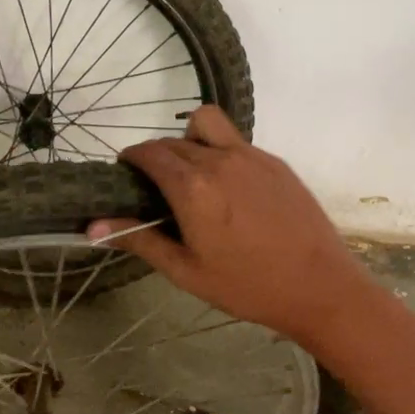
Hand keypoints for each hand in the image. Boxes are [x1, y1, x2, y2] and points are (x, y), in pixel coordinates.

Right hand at [88, 106, 373, 344]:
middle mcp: (217, 160)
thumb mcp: (185, 270)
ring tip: (193, 173)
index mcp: (192, 186)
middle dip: (155, 155)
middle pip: (171, 140)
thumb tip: (91, 226)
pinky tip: (230, 189)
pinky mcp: (275, 162)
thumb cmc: (247, 286)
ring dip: (188, 139)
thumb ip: (138, 239)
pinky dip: (220, 151)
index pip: (148, 153)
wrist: (322, 289)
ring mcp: (250, 156)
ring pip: (205, 123)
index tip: (126, 175)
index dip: (130, 159)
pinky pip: (235, 141)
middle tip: (156, 187)